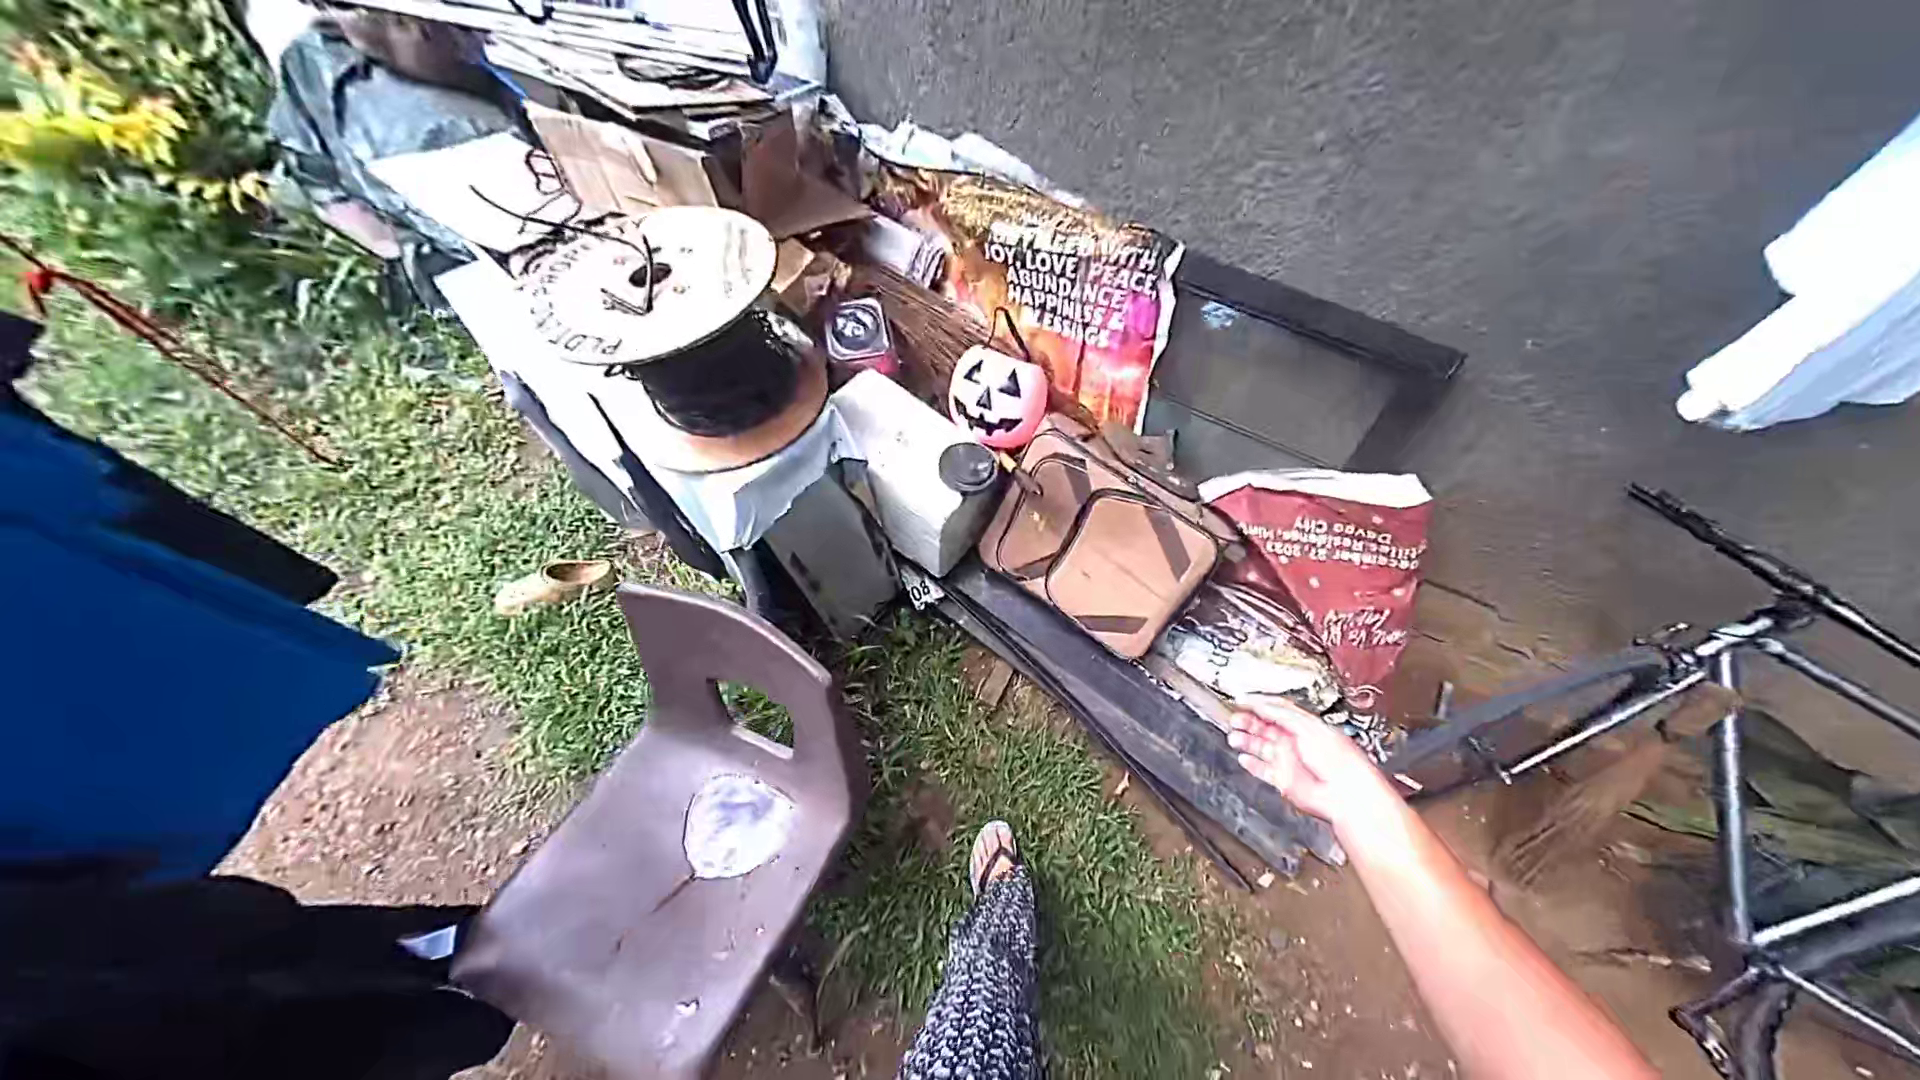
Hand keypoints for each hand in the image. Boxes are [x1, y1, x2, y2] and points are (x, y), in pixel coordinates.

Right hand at [1228, 699, 1403, 834]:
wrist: (1346, 795)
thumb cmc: (1340, 760)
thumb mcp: (1308, 726)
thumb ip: (1282, 713)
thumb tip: (1260, 703)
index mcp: (1303, 726)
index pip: (1275, 710)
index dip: (1257, 705)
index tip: (1240, 700)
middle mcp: (1294, 742)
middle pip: (1264, 728)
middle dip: (1247, 722)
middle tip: (1234, 719)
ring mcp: (1288, 761)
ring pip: (1260, 747)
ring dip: (1246, 740)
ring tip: (1234, 737)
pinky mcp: (1283, 780)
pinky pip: (1262, 770)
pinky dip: (1251, 764)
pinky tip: (1243, 758)